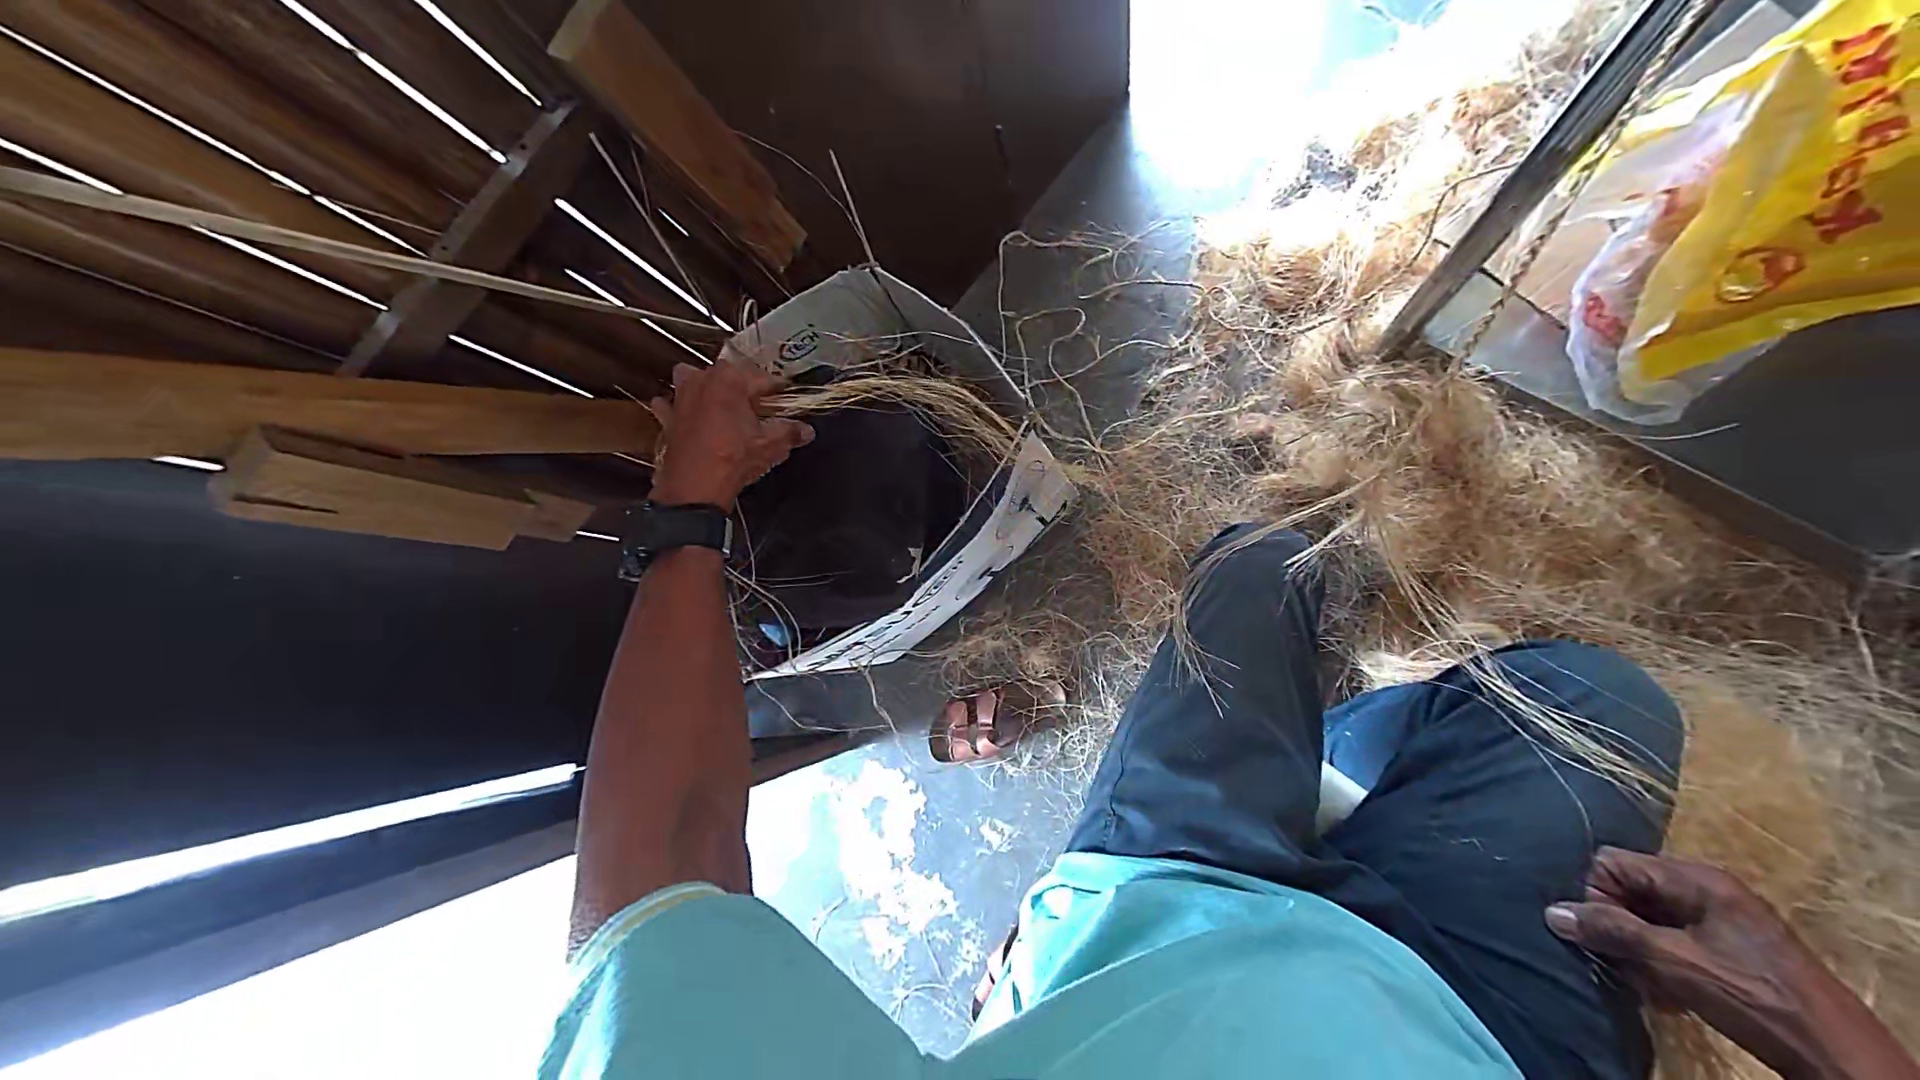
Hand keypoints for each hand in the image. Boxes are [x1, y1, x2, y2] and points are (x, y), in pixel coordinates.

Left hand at [646, 360, 812, 509]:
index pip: (762, 377)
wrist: (695, 488)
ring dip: (704, 386)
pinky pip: (669, 404)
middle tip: (758, 406)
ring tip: (719, 404)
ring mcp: (679, 396)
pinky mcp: (666, 417)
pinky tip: (687, 417)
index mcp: (730, 380)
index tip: (786, 398)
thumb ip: (791, 432)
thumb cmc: (735, 459)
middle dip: (743, 386)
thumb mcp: (771, 445)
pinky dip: (676, 407)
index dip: (777, 389)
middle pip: (727, 374)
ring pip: (691, 378)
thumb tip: (808, 430)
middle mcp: (702, 379)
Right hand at [1547, 847, 1918, 1079]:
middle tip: (1623, 963)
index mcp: (1695, 879)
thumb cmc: (1755, 998)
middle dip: (1617, 926)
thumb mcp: (1674, 962)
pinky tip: (1667, 991)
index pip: (1610, 863)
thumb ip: (1611, 931)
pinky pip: (1673, 939)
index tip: (1604, 934)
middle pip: (1629, 889)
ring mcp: (1723, 919)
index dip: (1595, 894)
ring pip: (1648, 918)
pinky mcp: (1732, 948)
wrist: (1845, 1062)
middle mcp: (1706, 888)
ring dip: (1638, 949)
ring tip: (1647, 983)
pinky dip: (1661, 961)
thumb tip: (1552, 912)